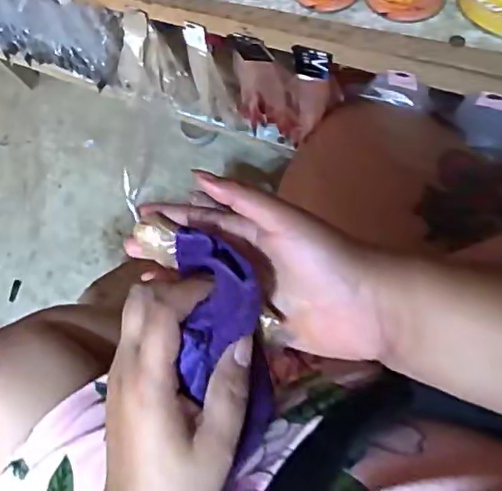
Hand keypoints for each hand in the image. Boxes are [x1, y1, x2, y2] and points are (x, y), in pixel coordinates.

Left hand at [106, 279, 251, 490]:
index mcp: (145, 377)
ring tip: (200, 311)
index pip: (159, 308)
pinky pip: (131, 330)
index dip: (189, 289)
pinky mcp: (115, 379)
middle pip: (137, 298)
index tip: (219, 287)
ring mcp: (114, 369)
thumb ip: (228, 391)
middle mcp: (123, 363)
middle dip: (173, 286)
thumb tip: (242, 337)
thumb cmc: (178, 484)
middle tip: (209, 295)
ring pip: (131, 310)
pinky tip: (182, 335)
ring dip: (162, 299)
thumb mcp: (215, 447)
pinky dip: (154, 317)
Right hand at [130, 171, 398, 362]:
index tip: (141, 214)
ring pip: (202, 283)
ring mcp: (250, 293)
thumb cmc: (324, 254)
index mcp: (249, 230)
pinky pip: (221, 318)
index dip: (173, 215)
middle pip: (196, 251)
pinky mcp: (259, 325)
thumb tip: (198, 175)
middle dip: (164, 246)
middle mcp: (244, 258)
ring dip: (174, 280)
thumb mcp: (282, 218)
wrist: (370, 307)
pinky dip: (196, 316)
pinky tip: (173, 319)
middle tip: (130, 248)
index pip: (202, 218)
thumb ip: (242, 199)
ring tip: (142, 281)